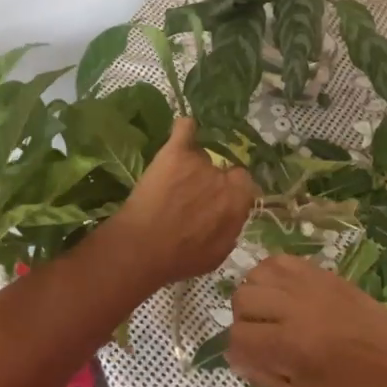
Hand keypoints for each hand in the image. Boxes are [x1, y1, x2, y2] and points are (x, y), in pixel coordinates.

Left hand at [101, 117, 259, 287]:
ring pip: (200, 155)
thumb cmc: (180, 258)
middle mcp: (222, 178)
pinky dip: (184, 127)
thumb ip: (231, 228)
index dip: (231, 191)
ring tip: (172, 181)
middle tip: (191, 194)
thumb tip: (232, 215)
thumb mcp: (218, 253)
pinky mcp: (175, 152)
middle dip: (211, 179)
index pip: (243, 183)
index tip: (217, 200)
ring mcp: (199, 162)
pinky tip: (184, 127)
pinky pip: (185, 128)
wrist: (143, 247)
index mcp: (238, 202)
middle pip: (222, 168)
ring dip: (191, 165)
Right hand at [228, 254, 386, 386]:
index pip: (237, 338)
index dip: (238, 354)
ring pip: (256, 275)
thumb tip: (239, 361)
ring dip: (255, 296)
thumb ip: (268, 386)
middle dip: (243, 323)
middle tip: (262, 339)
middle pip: (241, 300)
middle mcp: (295, 308)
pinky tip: (283, 294)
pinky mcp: (323, 273)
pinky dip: (271, 274)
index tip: (252, 363)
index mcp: (291, 347)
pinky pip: (280, 260)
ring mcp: (309, 285)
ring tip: (271, 314)